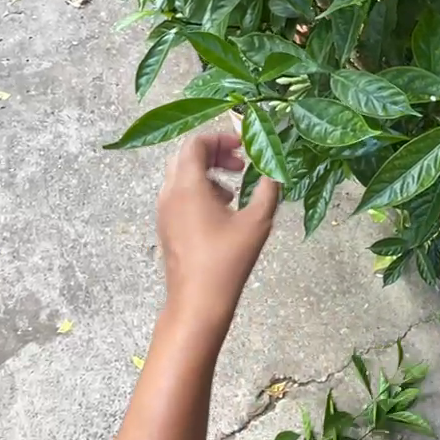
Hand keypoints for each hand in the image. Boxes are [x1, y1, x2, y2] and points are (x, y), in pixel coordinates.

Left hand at [156, 129, 279, 319]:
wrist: (198, 301)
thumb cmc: (228, 260)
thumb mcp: (257, 221)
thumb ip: (268, 189)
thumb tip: (275, 171)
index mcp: (188, 186)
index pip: (195, 143)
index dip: (220, 138)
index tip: (244, 147)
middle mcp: (169, 193)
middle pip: (185, 156)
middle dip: (214, 153)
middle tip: (240, 164)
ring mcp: (164, 211)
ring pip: (181, 175)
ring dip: (208, 172)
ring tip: (234, 189)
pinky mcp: (167, 226)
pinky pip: (179, 194)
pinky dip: (199, 190)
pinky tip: (222, 210)